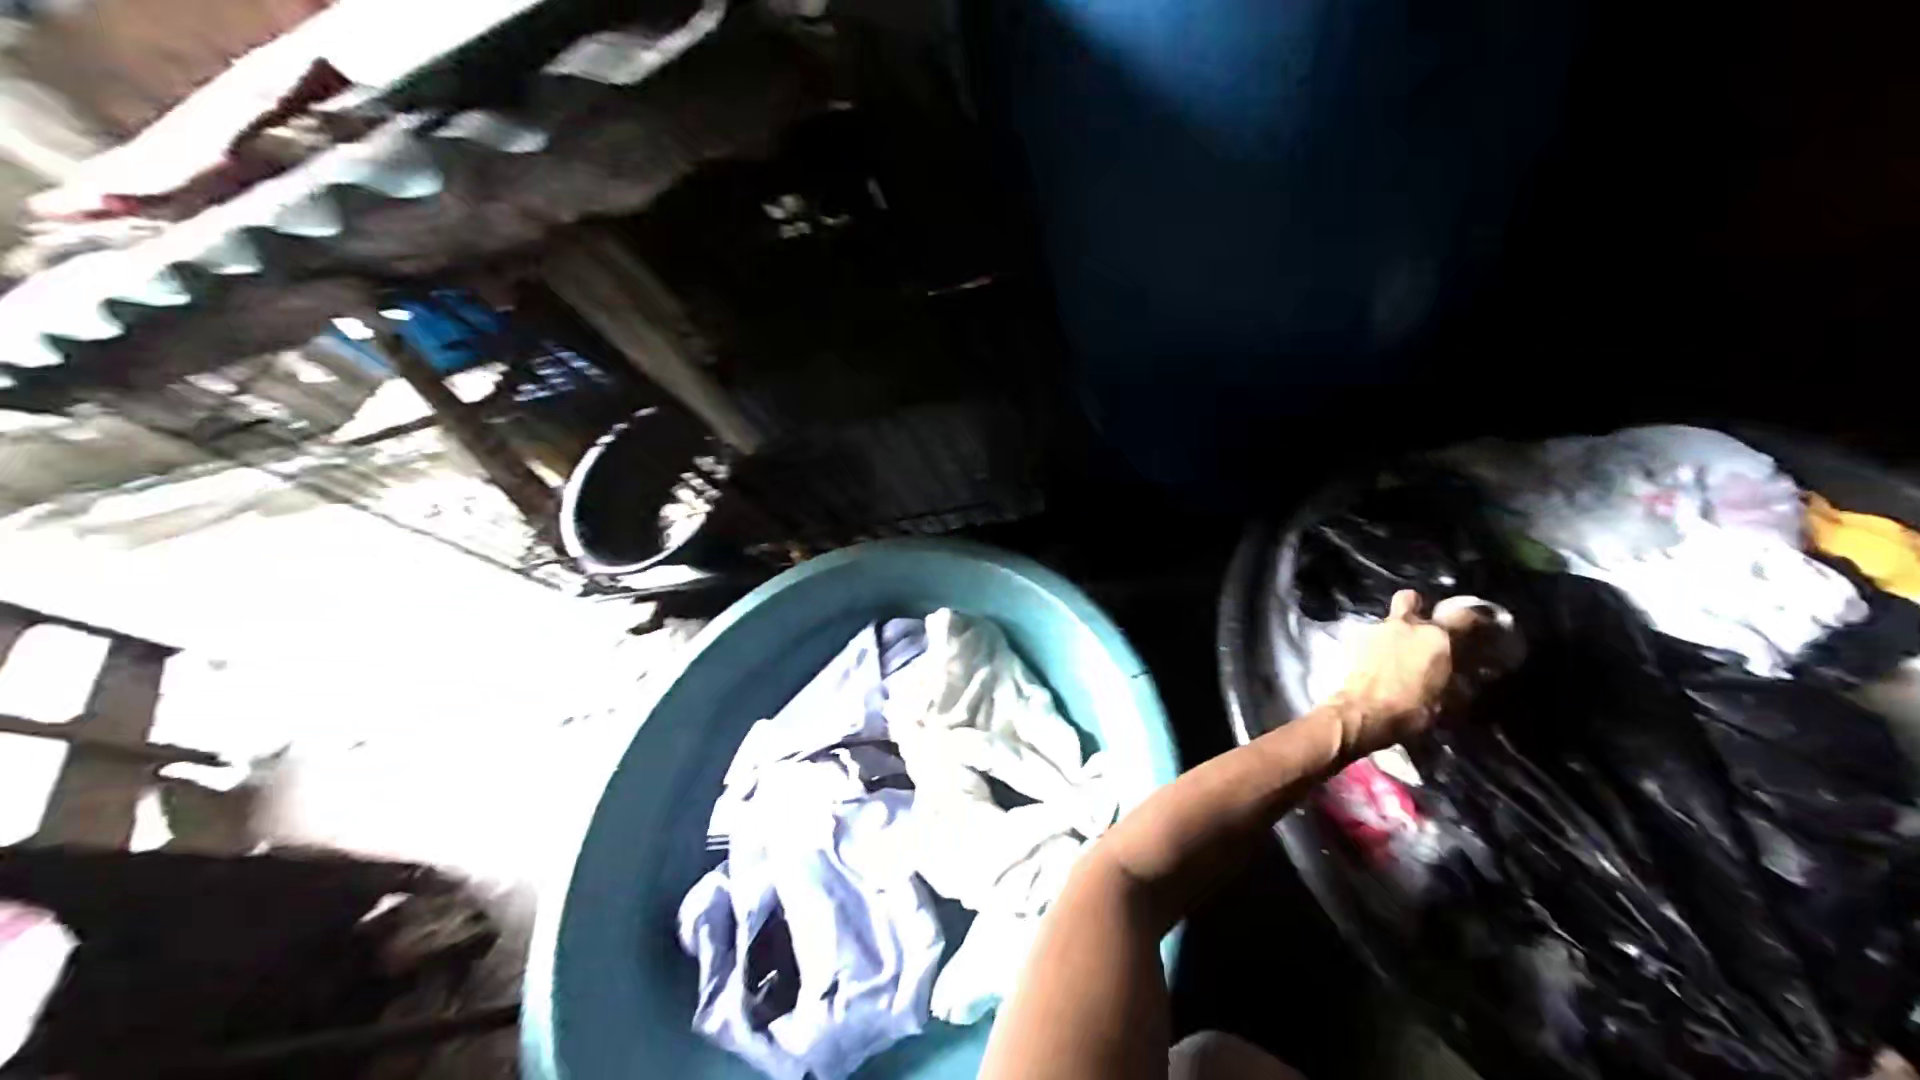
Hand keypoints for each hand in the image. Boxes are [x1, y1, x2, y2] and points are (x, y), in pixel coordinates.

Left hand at [1329, 590, 1498, 756]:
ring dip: (1392, 632)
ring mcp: (1374, 629)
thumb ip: (1456, 679)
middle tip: (1419, 626)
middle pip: (1410, 599)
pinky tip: (1371, 663)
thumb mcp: (1447, 699)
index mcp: (1436, 637)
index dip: (1473, 618)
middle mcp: (1404, 625)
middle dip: (1416, 607)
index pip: (1464, 615)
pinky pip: (1366, 636)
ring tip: (1391, 652)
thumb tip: (1462, 678)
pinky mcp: (1351, 639)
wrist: (1363, 711)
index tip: (1476, 624)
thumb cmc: (1412, 708)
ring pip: (1386, 620)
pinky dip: (1372, 645)